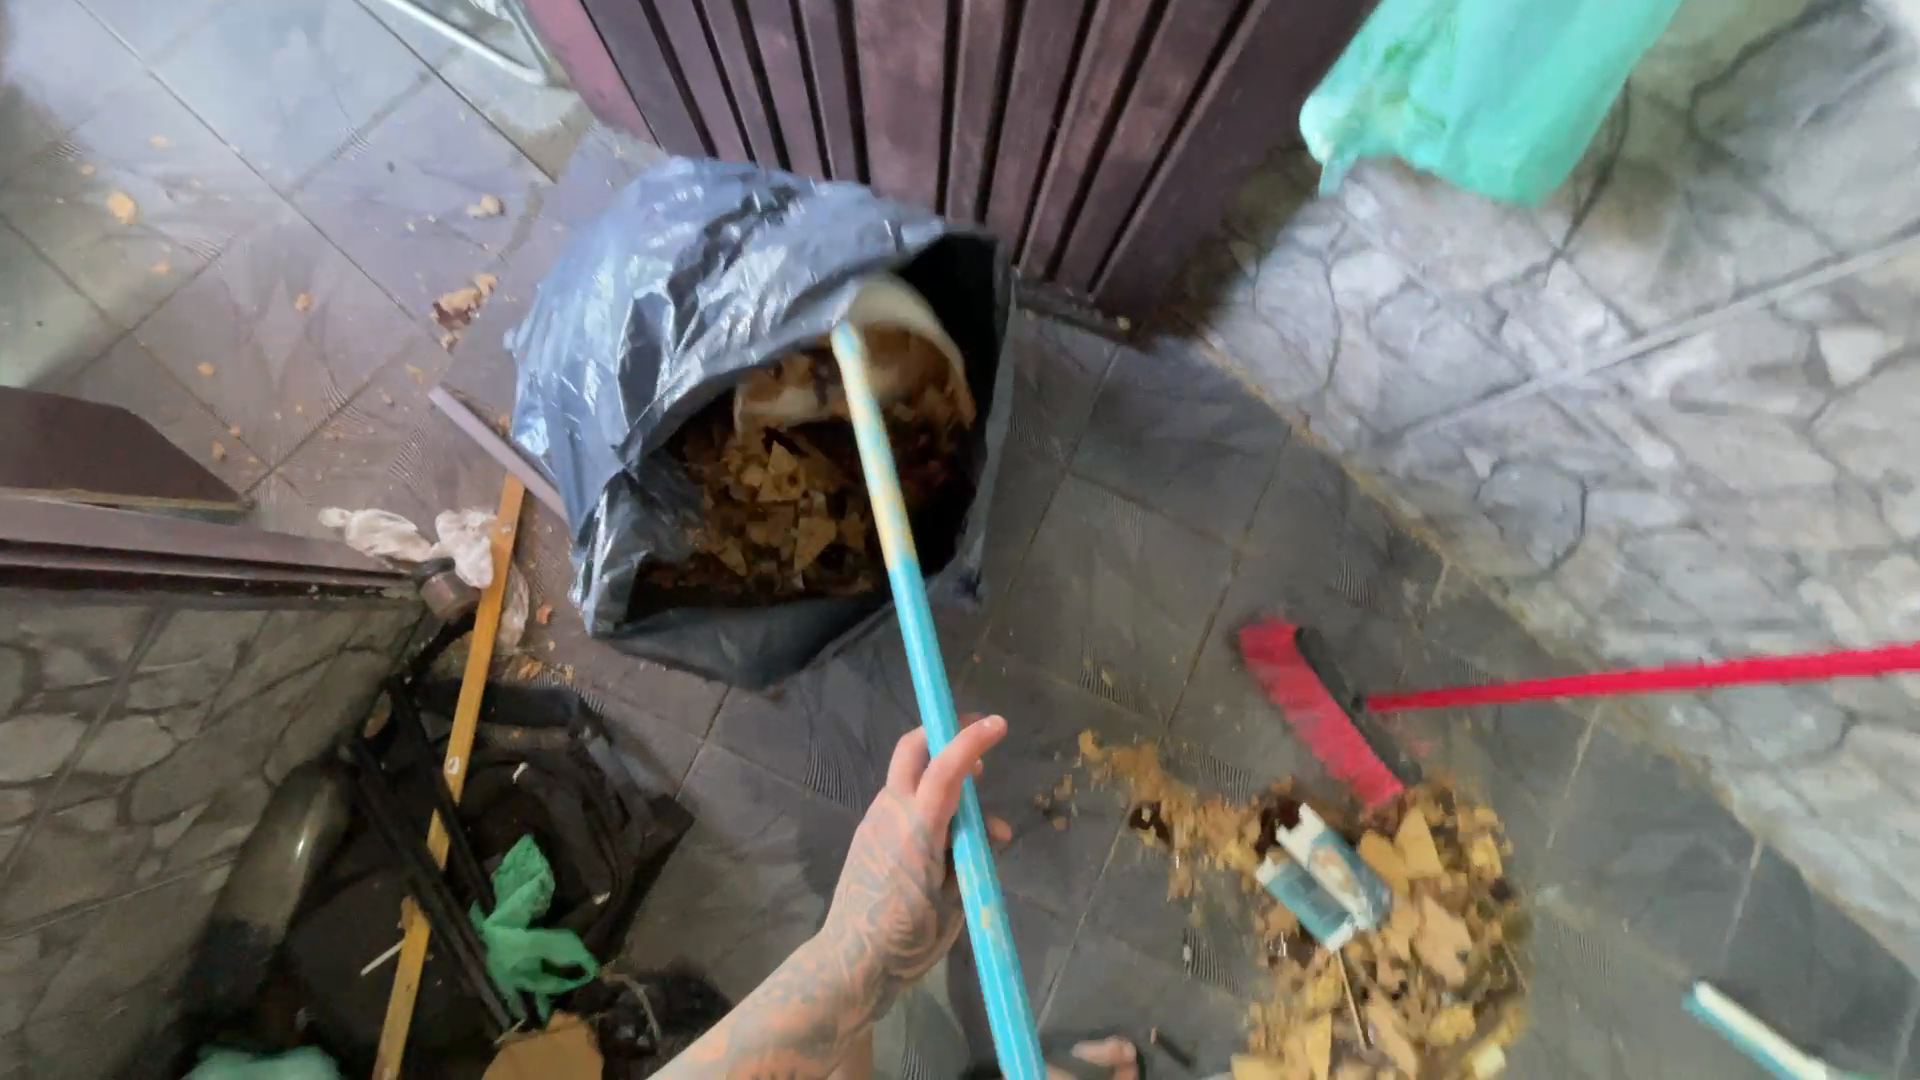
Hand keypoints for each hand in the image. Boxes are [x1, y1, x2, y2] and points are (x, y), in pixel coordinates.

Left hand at [817, 714, 1011, 1013]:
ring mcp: (876, 819)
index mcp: (918, 830)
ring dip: (939, 767)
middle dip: (944, 732)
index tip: (998, 724)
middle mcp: (892, 813)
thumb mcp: (957, 899)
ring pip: (908, 773)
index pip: (945, 768)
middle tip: (978, 738)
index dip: (972, 741)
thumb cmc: (909, 939)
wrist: (850, 962)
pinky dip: (927, 796)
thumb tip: (994, 831)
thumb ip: (973, 855)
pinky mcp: (869, 832)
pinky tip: (946, 828)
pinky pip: (902, 798)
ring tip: (973, 794)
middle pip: (912, 748)